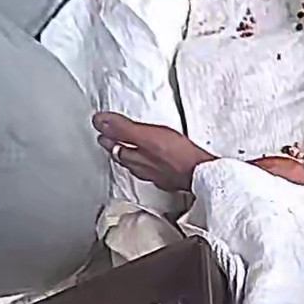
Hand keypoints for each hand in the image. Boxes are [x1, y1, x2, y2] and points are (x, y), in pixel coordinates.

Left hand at [92, 112, 212, 192]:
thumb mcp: (147, 136)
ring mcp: (161, 177)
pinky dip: (151, 170)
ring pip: (140, 169)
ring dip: (133, 161)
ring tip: (130, 155)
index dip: (108, 139)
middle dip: (117, 151)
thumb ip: (122, 129)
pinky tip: (156, 169)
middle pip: (126, 160)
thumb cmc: (180, 156)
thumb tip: (99, 122)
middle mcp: (146, 171)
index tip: (101, 132)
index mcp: (137, 159)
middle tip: (111, 143)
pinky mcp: (175, 181)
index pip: (116, 147)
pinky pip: (157, 175)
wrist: (204, 174)